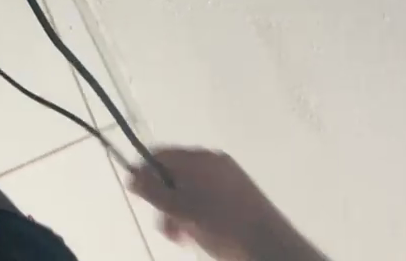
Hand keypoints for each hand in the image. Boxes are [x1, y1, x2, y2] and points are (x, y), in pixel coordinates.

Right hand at [130, 149, 324, 260]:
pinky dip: (201, 211)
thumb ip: (153, 191)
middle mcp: (212, 160)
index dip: (145, 174)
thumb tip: (130, 174)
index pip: (159, 154)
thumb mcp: (181, 211)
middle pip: (175, 172)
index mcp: (197, 158)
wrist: (275, 250)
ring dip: (182, 209)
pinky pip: (210, 195)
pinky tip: (204, 233)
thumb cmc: (223, 228)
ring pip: (193, 187)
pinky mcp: (242, 193)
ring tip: (185, 236)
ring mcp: (229, 176)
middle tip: (167, 227)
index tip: (142, 200)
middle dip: (165, 198)